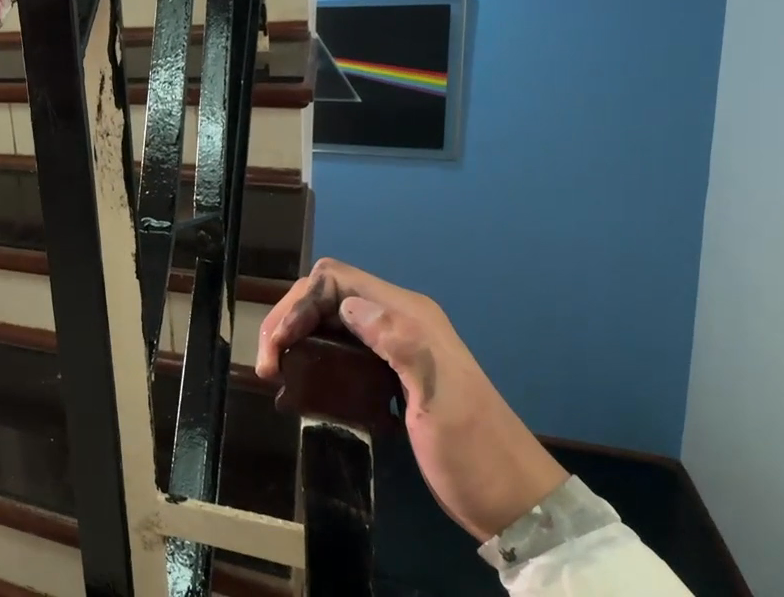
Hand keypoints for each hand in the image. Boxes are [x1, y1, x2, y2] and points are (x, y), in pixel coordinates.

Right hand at [257, 258, 568, 541]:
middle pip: (325, 297)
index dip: (298, 301)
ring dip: (295, 338)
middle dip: (287, 320)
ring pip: (328, 321)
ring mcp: (394, 347)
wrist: (517, 504)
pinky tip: (302, 384)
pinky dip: (312, 357)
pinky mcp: (389, 374)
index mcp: (409, 317)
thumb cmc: (475, 453)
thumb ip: (401, 347)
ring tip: (276, 372)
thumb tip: (350, 307)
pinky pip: (339, 348)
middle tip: (267, 364)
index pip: (336, 280)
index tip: (281, 343)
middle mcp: (398, 321)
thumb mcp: (440, 402)